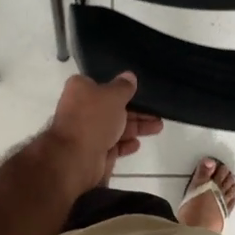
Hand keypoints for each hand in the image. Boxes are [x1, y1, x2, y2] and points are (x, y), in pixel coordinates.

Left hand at [36, 73, 163, 192]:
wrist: (76, 157)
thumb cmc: (93, 118)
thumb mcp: (113, 95)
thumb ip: (124, 86)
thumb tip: (129, 76)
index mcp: (80, 89)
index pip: (103, 84)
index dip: (121, 87)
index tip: (140, 90)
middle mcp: (82, 109)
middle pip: (113, 107)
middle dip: (136, 110)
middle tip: (157, 112)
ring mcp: (87, 132)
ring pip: (116, 127)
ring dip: (136, 127)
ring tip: (158, 127)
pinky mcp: (94, 151)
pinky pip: (114, 145)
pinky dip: (125, 144)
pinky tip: (137, 144)